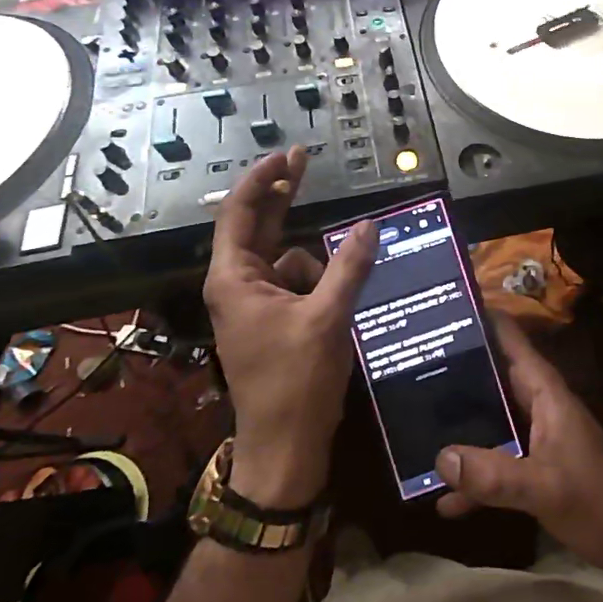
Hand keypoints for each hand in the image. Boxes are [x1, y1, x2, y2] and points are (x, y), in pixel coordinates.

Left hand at [203, 146, 377, 508]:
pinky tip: (339, 313)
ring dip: (317, 269)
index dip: (261, 179)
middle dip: (284, 199)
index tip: (286, 155)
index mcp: (232, 278)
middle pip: (259, 228)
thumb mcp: (327, 319)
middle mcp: (235, 285)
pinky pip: (296, 288)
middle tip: (304, 161)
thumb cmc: (296, 383)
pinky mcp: (270, 322)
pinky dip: (319, 289)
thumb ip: (348, 268)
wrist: (285, 446)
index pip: (238, 211)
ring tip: (336, 307)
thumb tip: (370, 226)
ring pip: (288, 262)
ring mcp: (252, 305)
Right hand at [435, 312, 602, 593]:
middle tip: (405, 357)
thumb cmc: (601, 505)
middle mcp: (536, 407)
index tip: (440, 304)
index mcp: (546, 395)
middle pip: (488, 375)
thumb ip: (494, 475)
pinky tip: (441, 497)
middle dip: (451, 368)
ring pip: (485, 419)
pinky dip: (469, 475)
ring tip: (407, 417)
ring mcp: (532, 438)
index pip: (510, 340)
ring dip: (453, 424)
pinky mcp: (529, 468)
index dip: (480, 318)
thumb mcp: (545, 489)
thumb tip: (439, 457)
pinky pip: (490, 461)